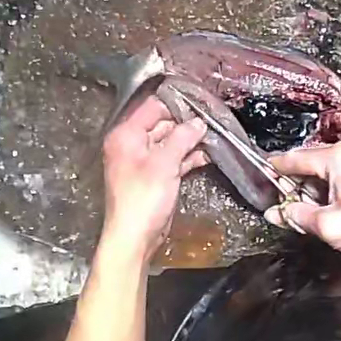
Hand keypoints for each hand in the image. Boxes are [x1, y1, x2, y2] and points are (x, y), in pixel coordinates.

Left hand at [100, 94, 208, 258]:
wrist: (134, 238)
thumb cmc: (143, 199)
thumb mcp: (164, 163)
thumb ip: (182, 138)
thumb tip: (198, 122)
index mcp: (126, 135)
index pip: (153, 108)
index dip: (176, 105)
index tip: (201, 103)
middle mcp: (133, 144)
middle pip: (163, 124)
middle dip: (187, 124)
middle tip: (213, 121)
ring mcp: (144, 162)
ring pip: (170, 143)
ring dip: (191, 141)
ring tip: (214, 138)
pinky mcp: (155, 177)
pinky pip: (173, 160)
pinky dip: (188, 157)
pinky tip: (207, 155)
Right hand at [266, 140, 340, 264]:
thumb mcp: (328, 226)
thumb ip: (296, 216)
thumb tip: (275, 212)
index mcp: (338, 156)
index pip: (295, 158)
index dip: (275, 170)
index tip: (259, 175)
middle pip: (310, 163)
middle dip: (296, 186)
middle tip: (285, 209)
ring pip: (326, 170)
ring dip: (314, 190)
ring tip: (309, 215)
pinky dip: (331, 188)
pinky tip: (328, 209)